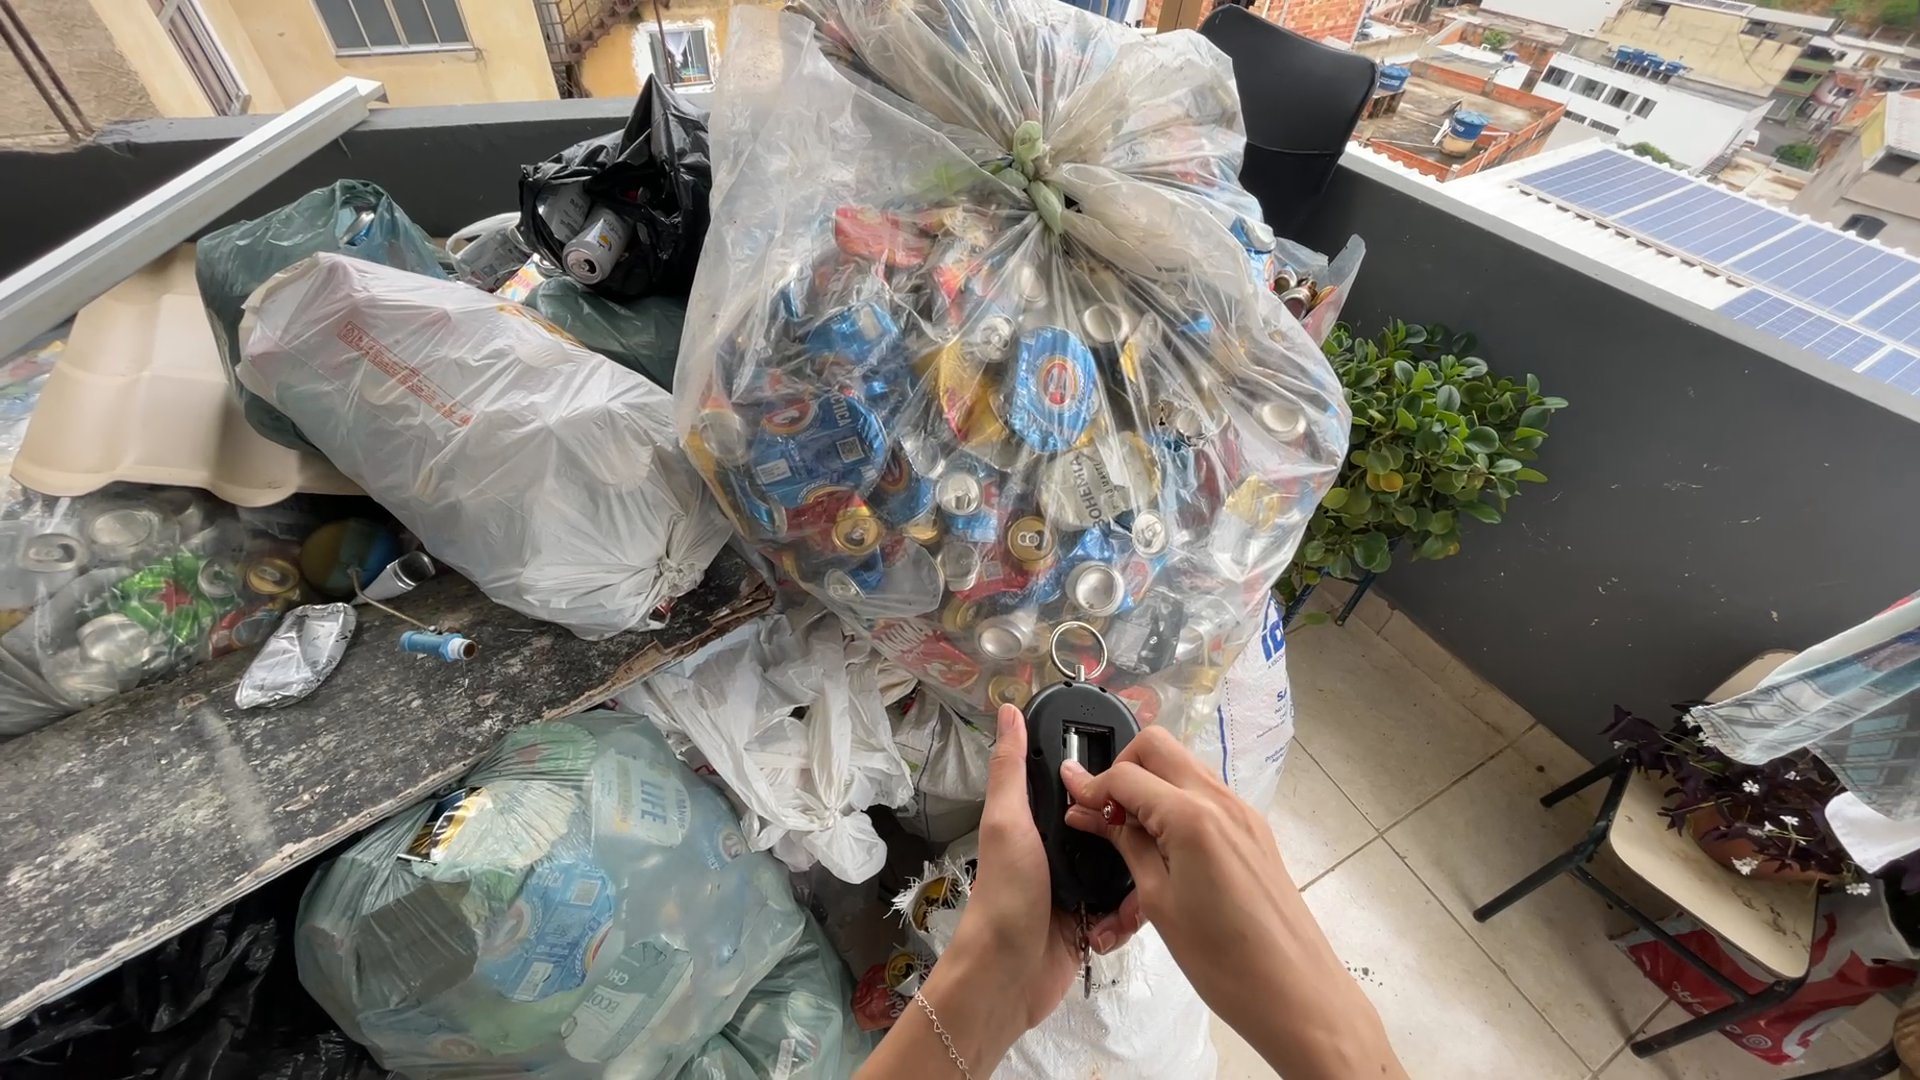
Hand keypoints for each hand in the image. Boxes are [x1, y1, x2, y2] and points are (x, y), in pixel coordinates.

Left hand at [859, 704, 1143, 1079]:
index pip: (1081, 784)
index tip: (1139, 774)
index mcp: (1037, 817)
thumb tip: (1008, 708)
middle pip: (1113, 825)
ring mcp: (1077, 882)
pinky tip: (1118, 923)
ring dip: (1135, 881)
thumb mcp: (1006, 820)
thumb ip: (1011, 767)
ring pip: (1125, 867)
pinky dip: (1128, 915)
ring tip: (1136, 892)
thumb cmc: (1005, 891)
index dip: (1107, 777)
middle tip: (1149, 842)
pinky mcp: (1092, 918)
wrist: (1008, 976)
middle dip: (1134, 836)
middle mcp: (1060, 844)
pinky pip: (1124, 906)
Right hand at [1060, 725, 1406, 1079]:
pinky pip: (1202, 791)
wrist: (1300, 998)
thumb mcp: (1158, 901)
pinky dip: (1173, 800)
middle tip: (1104, 810)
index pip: (1125, 775)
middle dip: (1122, 766)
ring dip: (1148, 781)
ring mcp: (1241, 810)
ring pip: (1181, 763)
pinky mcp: (1252, 827)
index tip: (1068, 798)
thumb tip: (1087, 813)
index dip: (1090, 786)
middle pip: (1156, 745)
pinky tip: (1162, 844)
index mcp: (1192, 815)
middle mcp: (1220, 799)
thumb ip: (1123, 844)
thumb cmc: (1224, 960)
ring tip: (1129, 831)